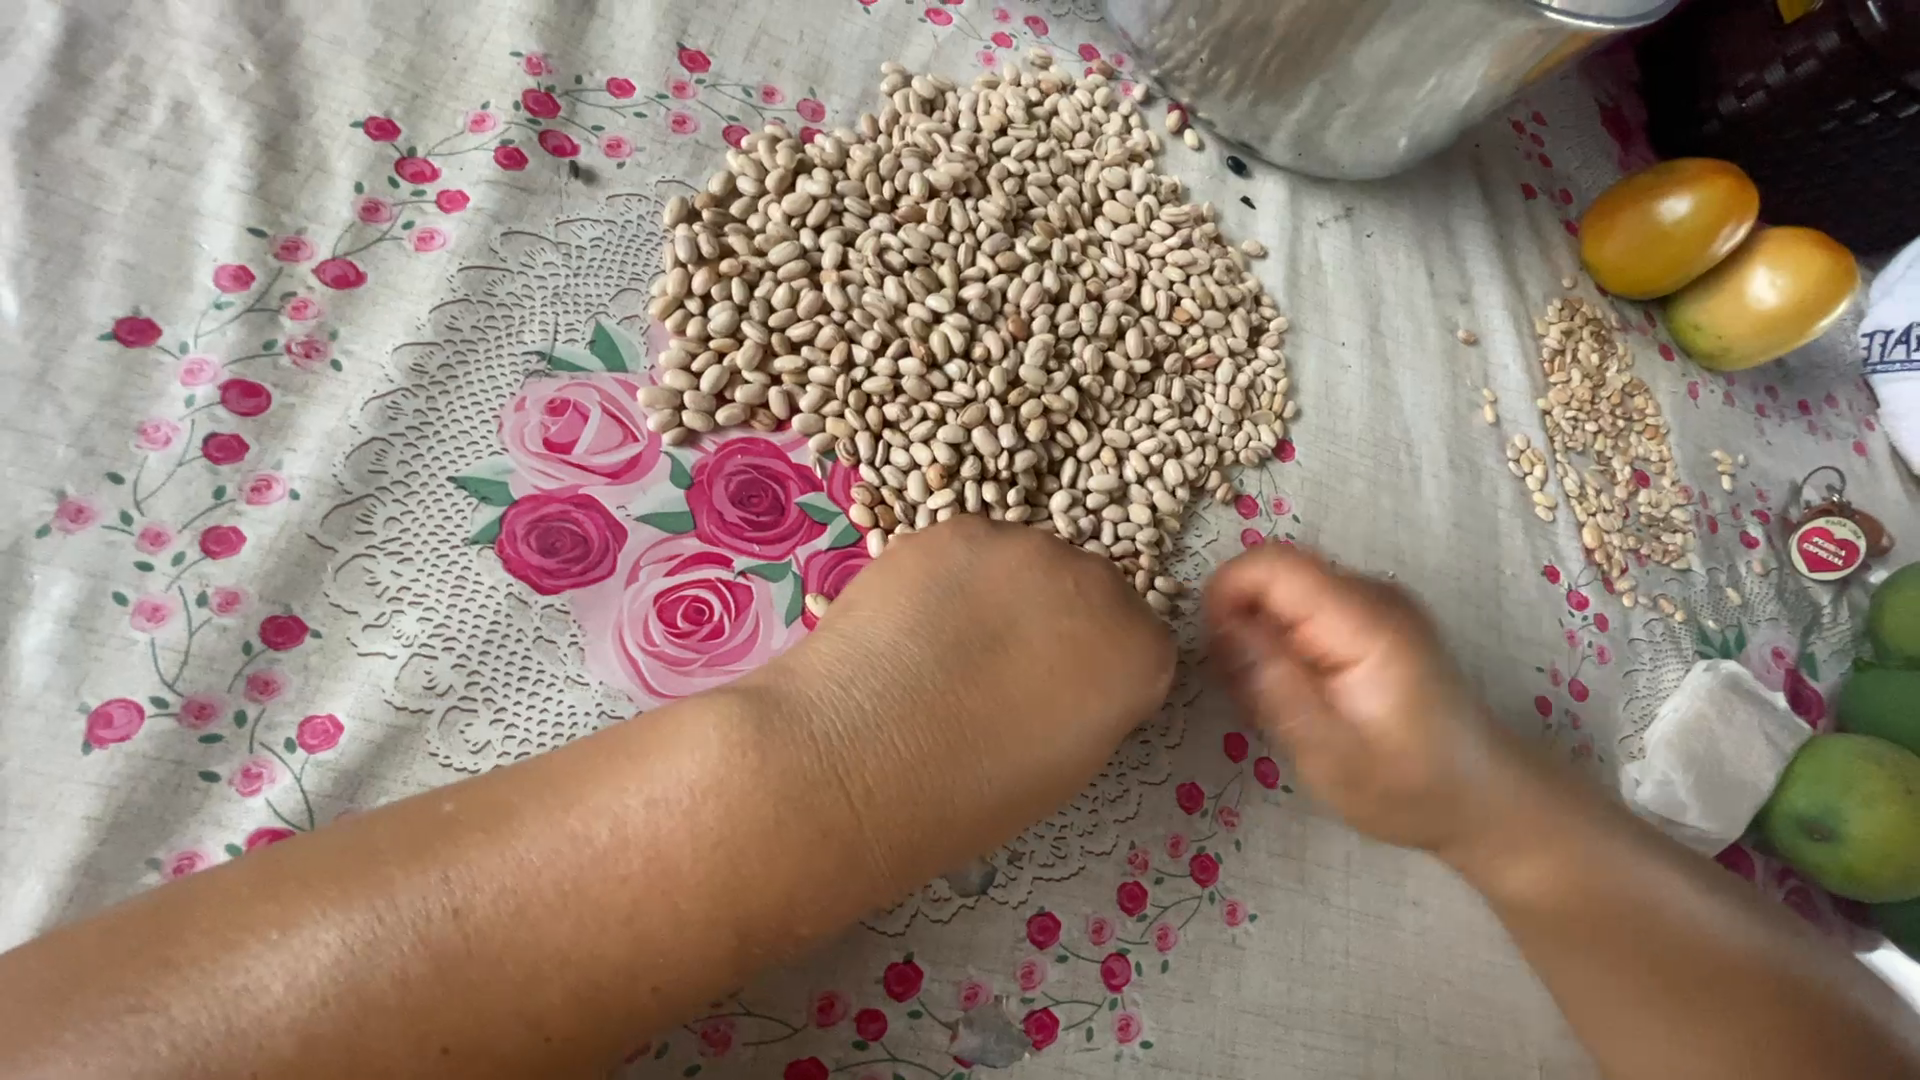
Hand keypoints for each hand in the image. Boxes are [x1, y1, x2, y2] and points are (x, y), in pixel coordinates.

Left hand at [747, 516, 1174, 886]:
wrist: (857, 760)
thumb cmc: (965, 793)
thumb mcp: (1066, 764)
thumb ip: (1095, 700)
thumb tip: (1074, 669)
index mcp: (1137, 652)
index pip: (1138, 644)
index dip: (1094, 669)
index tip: (1058, 694)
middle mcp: (1096, 583)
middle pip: (1089, 592)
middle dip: (1056, 621)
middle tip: (997, 664)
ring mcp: (1022, 546)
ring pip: (1027, 563)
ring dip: (1003, 592)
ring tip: (945, 642)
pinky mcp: (956, 528)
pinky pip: (970, 548)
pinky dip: (951, 577)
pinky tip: (914, 619)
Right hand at [1205, 544, 1525, 857]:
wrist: (1485, 799)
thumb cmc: (1409, 788)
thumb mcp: (1329, 755)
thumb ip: (1275, 686)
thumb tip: (1222, 628)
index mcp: (1366, 622)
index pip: (1272, 564)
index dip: (1225, 593)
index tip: (1215, 651)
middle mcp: (1370, 594)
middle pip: (1271, 572)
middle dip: (1237, 622)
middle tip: (1242, 689)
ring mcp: (1371, 602)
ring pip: (1279, 591)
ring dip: (1255, 638)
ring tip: (1270, 701)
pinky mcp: (1367, 618)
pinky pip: (1298, 609)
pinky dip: (1277, 644)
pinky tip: (1293, 693)